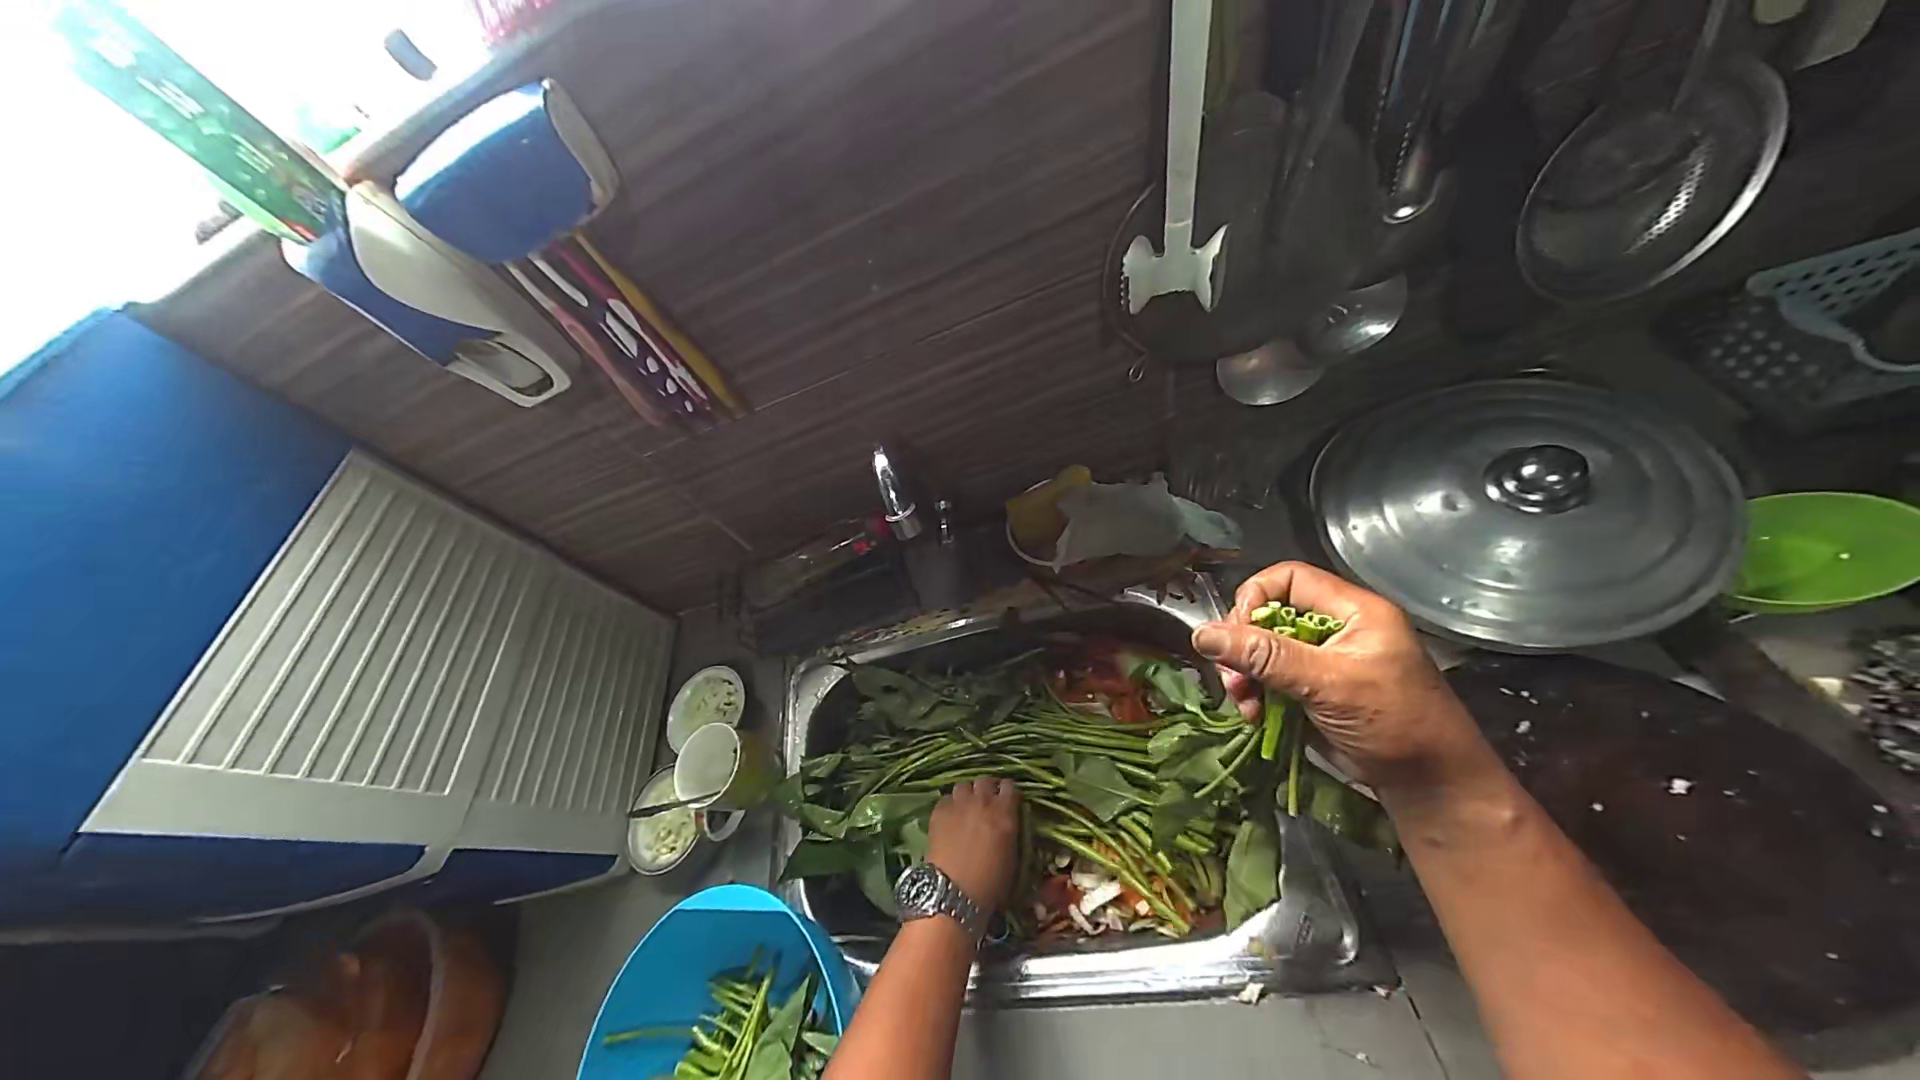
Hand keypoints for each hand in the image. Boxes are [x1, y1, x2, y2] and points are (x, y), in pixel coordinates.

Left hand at [926, 778, 1020, 911]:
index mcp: (1005, 812)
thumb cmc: (991, 885)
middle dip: (986, 789)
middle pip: (985, 781)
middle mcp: (982, 801)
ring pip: (963, 786)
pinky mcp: (939, 811)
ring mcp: (958, 804)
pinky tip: (949, 819)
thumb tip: (1009, 825)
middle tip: (985, 804)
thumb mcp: (1013, 858)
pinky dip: (949, 806)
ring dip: (967, 795)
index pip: (1010, 786)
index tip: (1007, 801)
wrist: (954, 892)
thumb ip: (1011, 833)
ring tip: (965, 809)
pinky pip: (945, 799)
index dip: (1008, 793)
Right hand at [1191, 562, 1500, 799]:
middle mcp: (1334, 629)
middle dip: (1243, 646)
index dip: (1255, 598)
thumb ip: (1265, 656)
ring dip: (1244, 675)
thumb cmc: (1395, 723)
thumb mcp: (1328, 683)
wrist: (1430, 786)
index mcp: (1352, 611)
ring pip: (1261, 651)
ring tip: (1243, 702)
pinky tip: (1253, 715)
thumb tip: (1203, 634)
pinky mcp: (1311, 691)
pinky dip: (1254, 695)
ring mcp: (1321, 662)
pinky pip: (1267, 680)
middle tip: (1234, 678)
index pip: (1288, 579)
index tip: (1237, 633)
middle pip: (1267, 616)